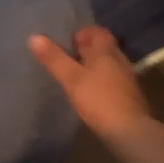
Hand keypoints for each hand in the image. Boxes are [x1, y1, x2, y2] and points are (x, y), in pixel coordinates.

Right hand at [30, 27, 151, 136]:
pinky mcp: (128, 95)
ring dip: (93, 66)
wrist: (129, 131)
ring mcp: (126, 78)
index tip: (66, 41)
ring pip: (107, 64)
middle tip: (65, 57)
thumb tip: (34, 37)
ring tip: (73, 74)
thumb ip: (54, 58)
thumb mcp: (71, 78)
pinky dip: (99, 80)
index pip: (98, 31)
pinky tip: (88, 92)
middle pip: (103, 47)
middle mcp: (119, 60)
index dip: (82, 33)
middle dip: (86, 49)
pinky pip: (111, 79)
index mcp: (107, 51)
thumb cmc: (99, 99)